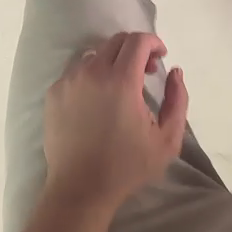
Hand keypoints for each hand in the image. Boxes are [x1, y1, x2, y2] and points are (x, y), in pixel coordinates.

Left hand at [42, 32, 188, 211]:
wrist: (80, 190)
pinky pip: (76, 71)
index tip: (160, 57)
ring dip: (112, 62)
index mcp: (121, 81)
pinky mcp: (54, 92)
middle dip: (135, 49)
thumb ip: (178, 100)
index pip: (138, 41)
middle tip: (145, 72)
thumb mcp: (167, 140)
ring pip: (95, 55)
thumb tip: (174, 71)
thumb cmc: (127, 167)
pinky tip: (97, 100)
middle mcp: (92, 72)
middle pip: (116, 41)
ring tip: (120, 86)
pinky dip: (91, 76)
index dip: (153, 42)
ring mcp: (69, 81)